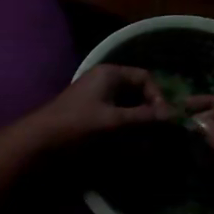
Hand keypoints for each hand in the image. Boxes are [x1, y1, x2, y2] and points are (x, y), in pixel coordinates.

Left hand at [27, 65, 172, 147]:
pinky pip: (117, 112)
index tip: (163, 118)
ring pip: (128, 103)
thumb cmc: (77, 124)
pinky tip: (131, 138)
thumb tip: (172, 116)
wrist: (41, 140)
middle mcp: (105, 79)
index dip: (157, 96)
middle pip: (138, 90)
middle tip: (159, 129)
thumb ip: (144, 117)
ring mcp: (97, 94)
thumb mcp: (114, 120)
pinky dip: (127, 123)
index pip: (145, 77)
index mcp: (110, 73)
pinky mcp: (92, 110)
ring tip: (147, 136)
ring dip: (139, 118)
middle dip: (150, 108)